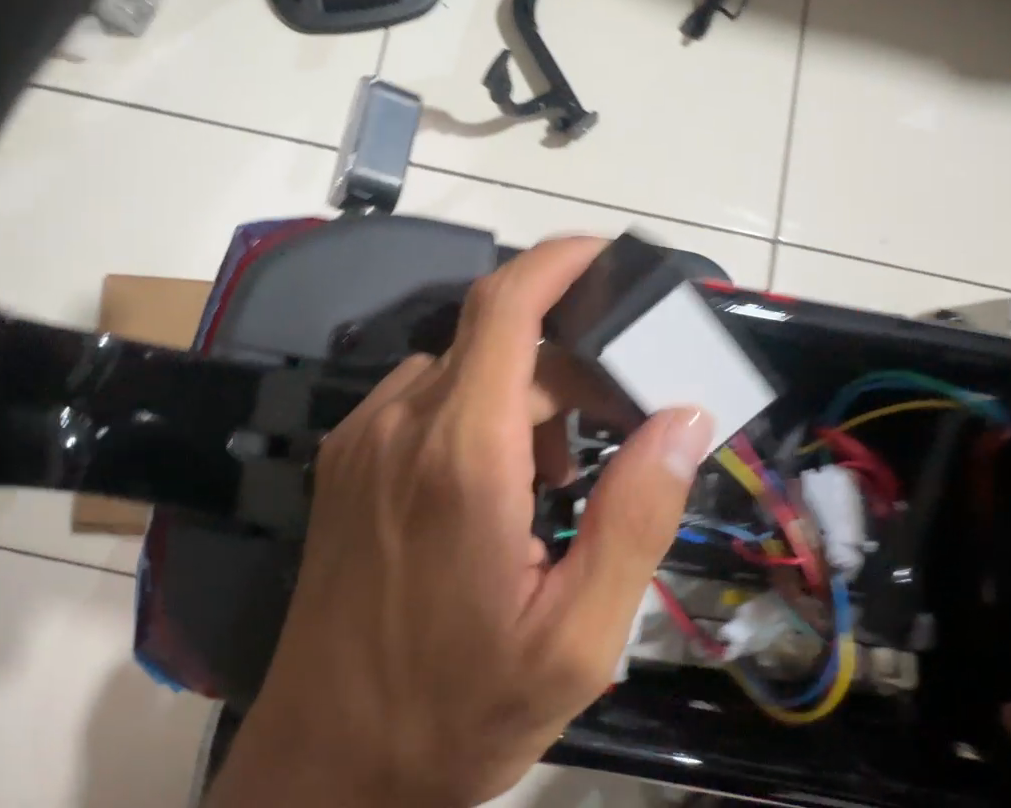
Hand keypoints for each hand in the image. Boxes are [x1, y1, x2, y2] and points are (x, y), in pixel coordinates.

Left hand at [203, 237, 720, 807]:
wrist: (328, 760)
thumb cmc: (457, 708)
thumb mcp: (576, 637)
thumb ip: (635, 516)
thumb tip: (682, 419)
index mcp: (461, 455)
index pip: (506, 309)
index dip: (556, 262)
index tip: (603, 254)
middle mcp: (400, 425)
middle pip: (495, 347)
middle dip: (565, 372)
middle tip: (616, 436)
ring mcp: (360, 441)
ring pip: (457, 375)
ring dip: (517, 402)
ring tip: (552, 485)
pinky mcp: (342, 465)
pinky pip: (419, 406)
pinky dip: (469, 420)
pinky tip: (489, 494)